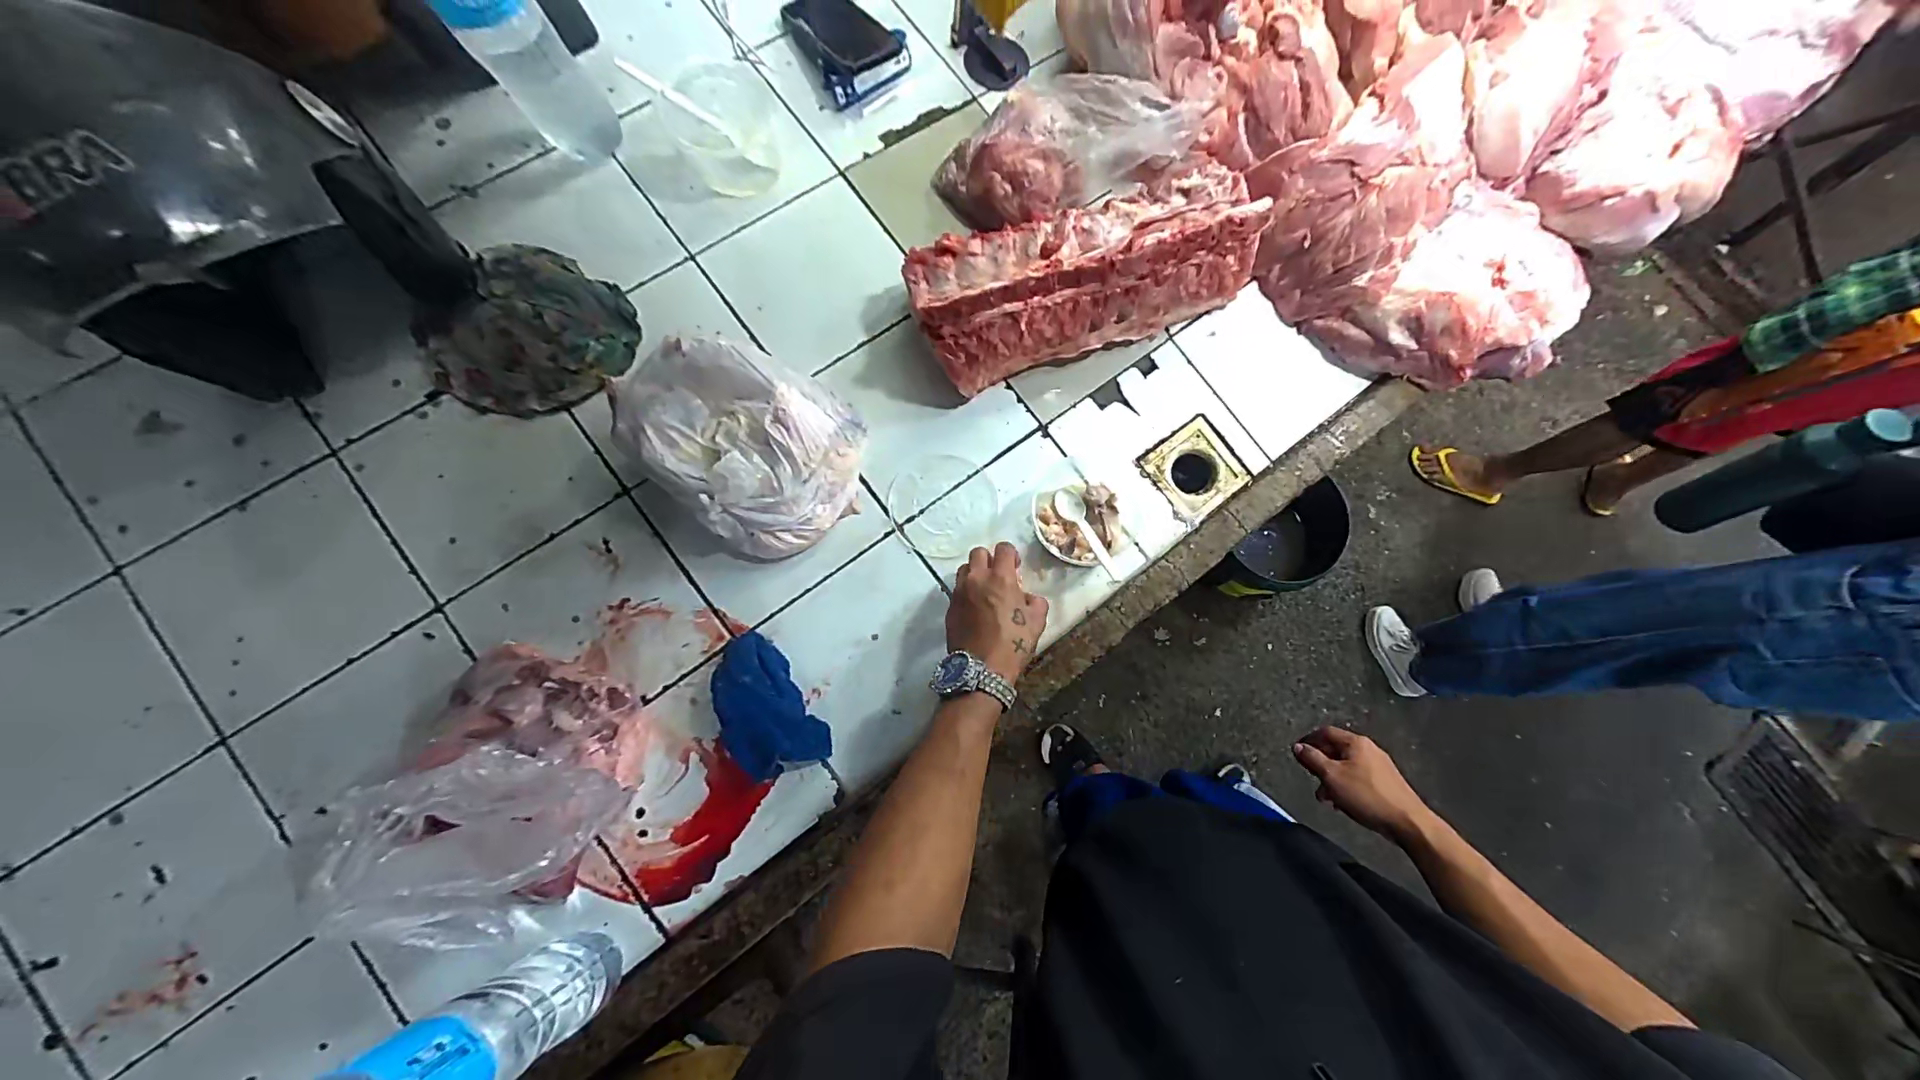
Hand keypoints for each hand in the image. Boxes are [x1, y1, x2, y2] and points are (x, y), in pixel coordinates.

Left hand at [948, 542, 1048, 682]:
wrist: (981, 669)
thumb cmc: (1013, 644)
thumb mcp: (1037, 622)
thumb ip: (1034, 601)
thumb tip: (1026, 597)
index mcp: (1001, 578)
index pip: (1003, 548)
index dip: (1011, 555)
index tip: (1015, 568)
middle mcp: (977, 579)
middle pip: (978, 553)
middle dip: (989, 560)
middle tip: (998, 577)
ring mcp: (959, 592)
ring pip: (964, 569)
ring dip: (975, 574)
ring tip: (984, 591)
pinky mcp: (949, 607)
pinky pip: (957, 590)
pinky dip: (966, 592)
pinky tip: (974, 609)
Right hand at [1291, 726, 1432, 842]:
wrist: (1408, 823)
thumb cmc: (1367, 796)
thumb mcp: (1331, 776)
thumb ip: (1312, 759)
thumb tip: (1298, 747)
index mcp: (1356, 743)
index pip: (1325, 732)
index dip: (1308, 741)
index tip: (1297, 754)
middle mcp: (1369, 749)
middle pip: (1336, 750)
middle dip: (1320, 764)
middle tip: (1311, 778)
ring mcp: (1380, 766)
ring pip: (1346, 766)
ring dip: (1332, 779)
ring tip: (1326, 797)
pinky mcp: (1387, 782)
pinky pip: (1359, 778)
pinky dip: (1346, 786)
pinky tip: (1344, 802)